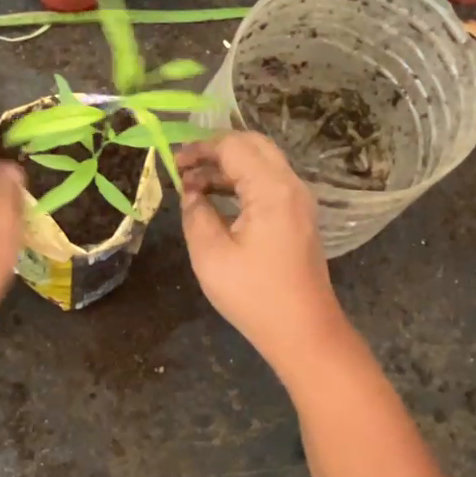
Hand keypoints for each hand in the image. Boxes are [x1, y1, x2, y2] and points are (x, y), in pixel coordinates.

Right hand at [178, 132, 343, 355]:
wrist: (303, 331)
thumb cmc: (253, 294)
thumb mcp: (210, 254)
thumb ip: (196, 214)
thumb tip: (191, 194)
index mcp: (271, 189)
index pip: (234, 146)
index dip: (200, 148)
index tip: (172, 164)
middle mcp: (291, 186)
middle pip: (253, 146)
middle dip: (216, 150)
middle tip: (184, 167)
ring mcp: (299, 202)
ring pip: (262, 164)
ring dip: (227, 167)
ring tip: (193, 186)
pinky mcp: (298, 218)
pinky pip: (268, 184)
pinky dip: (241, 183)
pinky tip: (216, 201)